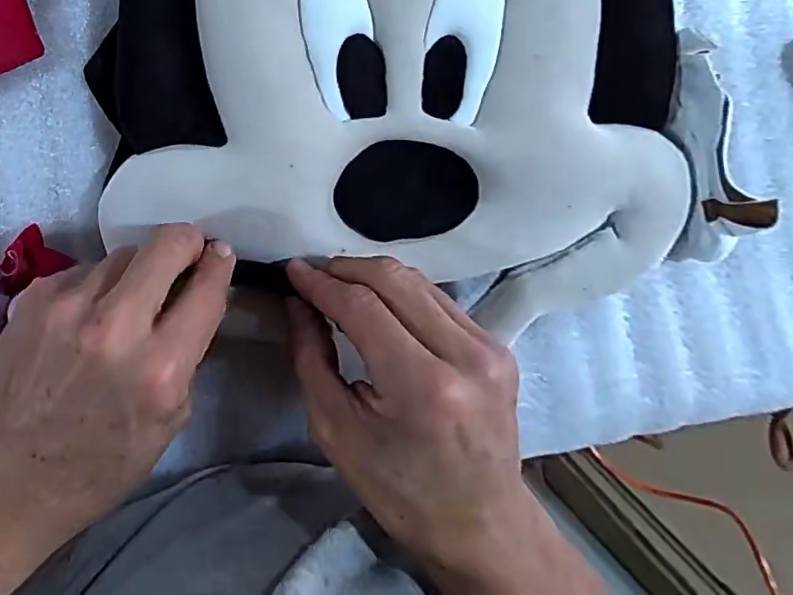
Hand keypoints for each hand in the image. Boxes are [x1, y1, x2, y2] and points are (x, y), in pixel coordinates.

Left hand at [0, 222, 234, 541]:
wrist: (2, 482)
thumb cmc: (99, 465)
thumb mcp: (169, 420)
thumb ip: (189, 353)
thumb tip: (198, 296)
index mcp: (159, 368)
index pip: (207, 288)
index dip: (219, 263)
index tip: (219, 254)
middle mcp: (116, 328)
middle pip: (168, 244)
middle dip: (186, 242)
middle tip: (184, 254)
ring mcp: (69, 307)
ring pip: (124, 254)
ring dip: (135, 271)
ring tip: (124, 301)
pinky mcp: (35, 297)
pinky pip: (84, 269)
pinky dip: (95, 285)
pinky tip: (84, 318)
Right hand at [286, 257, 602, 593]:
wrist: (482, 525)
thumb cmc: (401, 490)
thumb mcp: (338, 433)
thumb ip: (312, 359)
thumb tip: (299, 302)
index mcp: (423, 385)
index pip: (363, 306)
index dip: (323, 283)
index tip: (293, 270)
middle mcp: (463, 354)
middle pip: (394, 279)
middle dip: (346, 268)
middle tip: (314, 273)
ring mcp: (489, 345)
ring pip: (418, 281)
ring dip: (373, 275)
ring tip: (340, 283)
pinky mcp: (498, 343)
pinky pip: (439, 298)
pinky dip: (402, 292)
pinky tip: (379, 301)